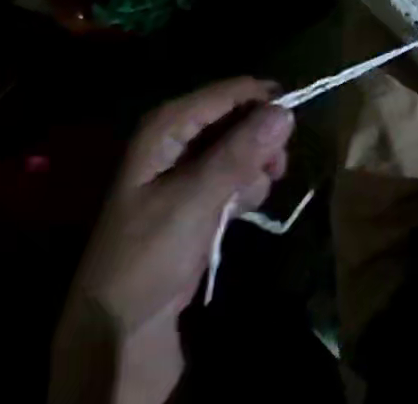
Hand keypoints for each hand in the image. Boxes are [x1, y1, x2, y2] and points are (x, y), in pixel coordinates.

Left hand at [50, 78, 293, 403]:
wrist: (120, 324)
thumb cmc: (149, 253)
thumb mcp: (194, 200)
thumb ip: (239, 154)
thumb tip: (284, 112)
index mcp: (166, 127)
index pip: (224, 94)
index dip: (260, 99)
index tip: (297, 117)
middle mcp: (176, 138)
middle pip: (235, 118)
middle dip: (259, 140)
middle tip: (275, 169)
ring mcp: (187, 169)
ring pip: (240, 148)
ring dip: (254, 169)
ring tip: (250, 198)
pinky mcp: (198, 198)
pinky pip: (234, 176)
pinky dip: (245, 188)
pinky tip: (243, 210)